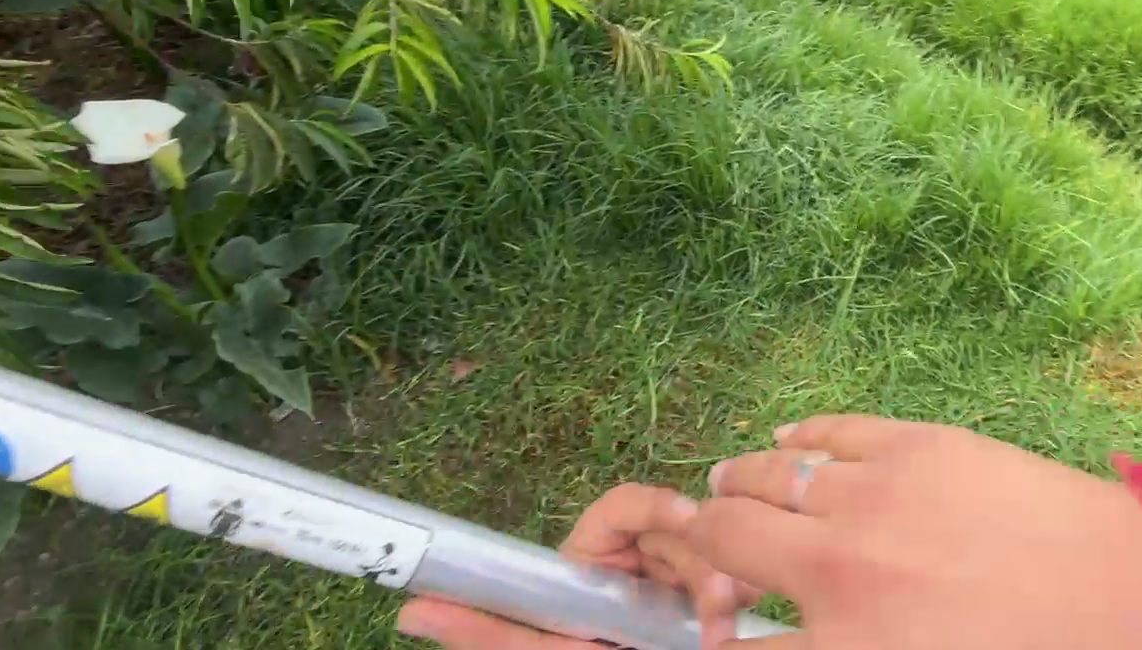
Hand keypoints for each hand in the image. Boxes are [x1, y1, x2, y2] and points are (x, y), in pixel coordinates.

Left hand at [396, 484, 758, 648]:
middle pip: (676, 530)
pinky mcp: (702, 591)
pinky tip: (732, 618)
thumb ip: (491, 634)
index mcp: (596, 553)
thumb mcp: (539, 649)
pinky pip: (728, 575)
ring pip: (708, 551)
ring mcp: (675, 571)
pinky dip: (734, 593)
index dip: (655, 507)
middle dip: (698, 562)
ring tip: (719, 623)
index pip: (626, 505)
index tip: (687, 518)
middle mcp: (639, 553)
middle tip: (716, 608)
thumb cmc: (577, 646)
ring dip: (719, 586)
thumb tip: (407, 608)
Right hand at [695, 415, 1141, 649]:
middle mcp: (839, 573)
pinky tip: (783, 438)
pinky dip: (796, 437)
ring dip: (738, 483)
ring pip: (769, 476)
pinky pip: (828, 432)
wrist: (1135, 597)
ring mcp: (871, 496)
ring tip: (725, 481)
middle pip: (732, 543)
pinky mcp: (909, 444)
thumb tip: (803, 638)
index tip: (712, 620)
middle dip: (706, 542)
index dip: (715, 632)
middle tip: (705, 539)